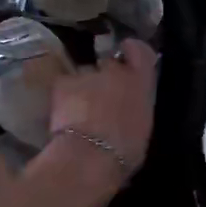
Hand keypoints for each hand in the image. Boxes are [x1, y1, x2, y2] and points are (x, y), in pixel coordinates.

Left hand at [47, 38, 157, 173]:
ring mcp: (88, 74)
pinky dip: (65, 96)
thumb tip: (129, 107)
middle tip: (103, 98)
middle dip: (107, 77)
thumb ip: (136, 108)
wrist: (90, 156)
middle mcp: (115, 70)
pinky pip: (65, 85)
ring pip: (86, 75)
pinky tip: (64, 114)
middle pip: (110, 64)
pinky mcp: (63, 83)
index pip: (139, 51)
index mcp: (141, 82)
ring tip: (81, 111)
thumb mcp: (142, 128)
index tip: (128, 54)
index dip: (132, 51)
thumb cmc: (125, 150)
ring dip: (85, 88)